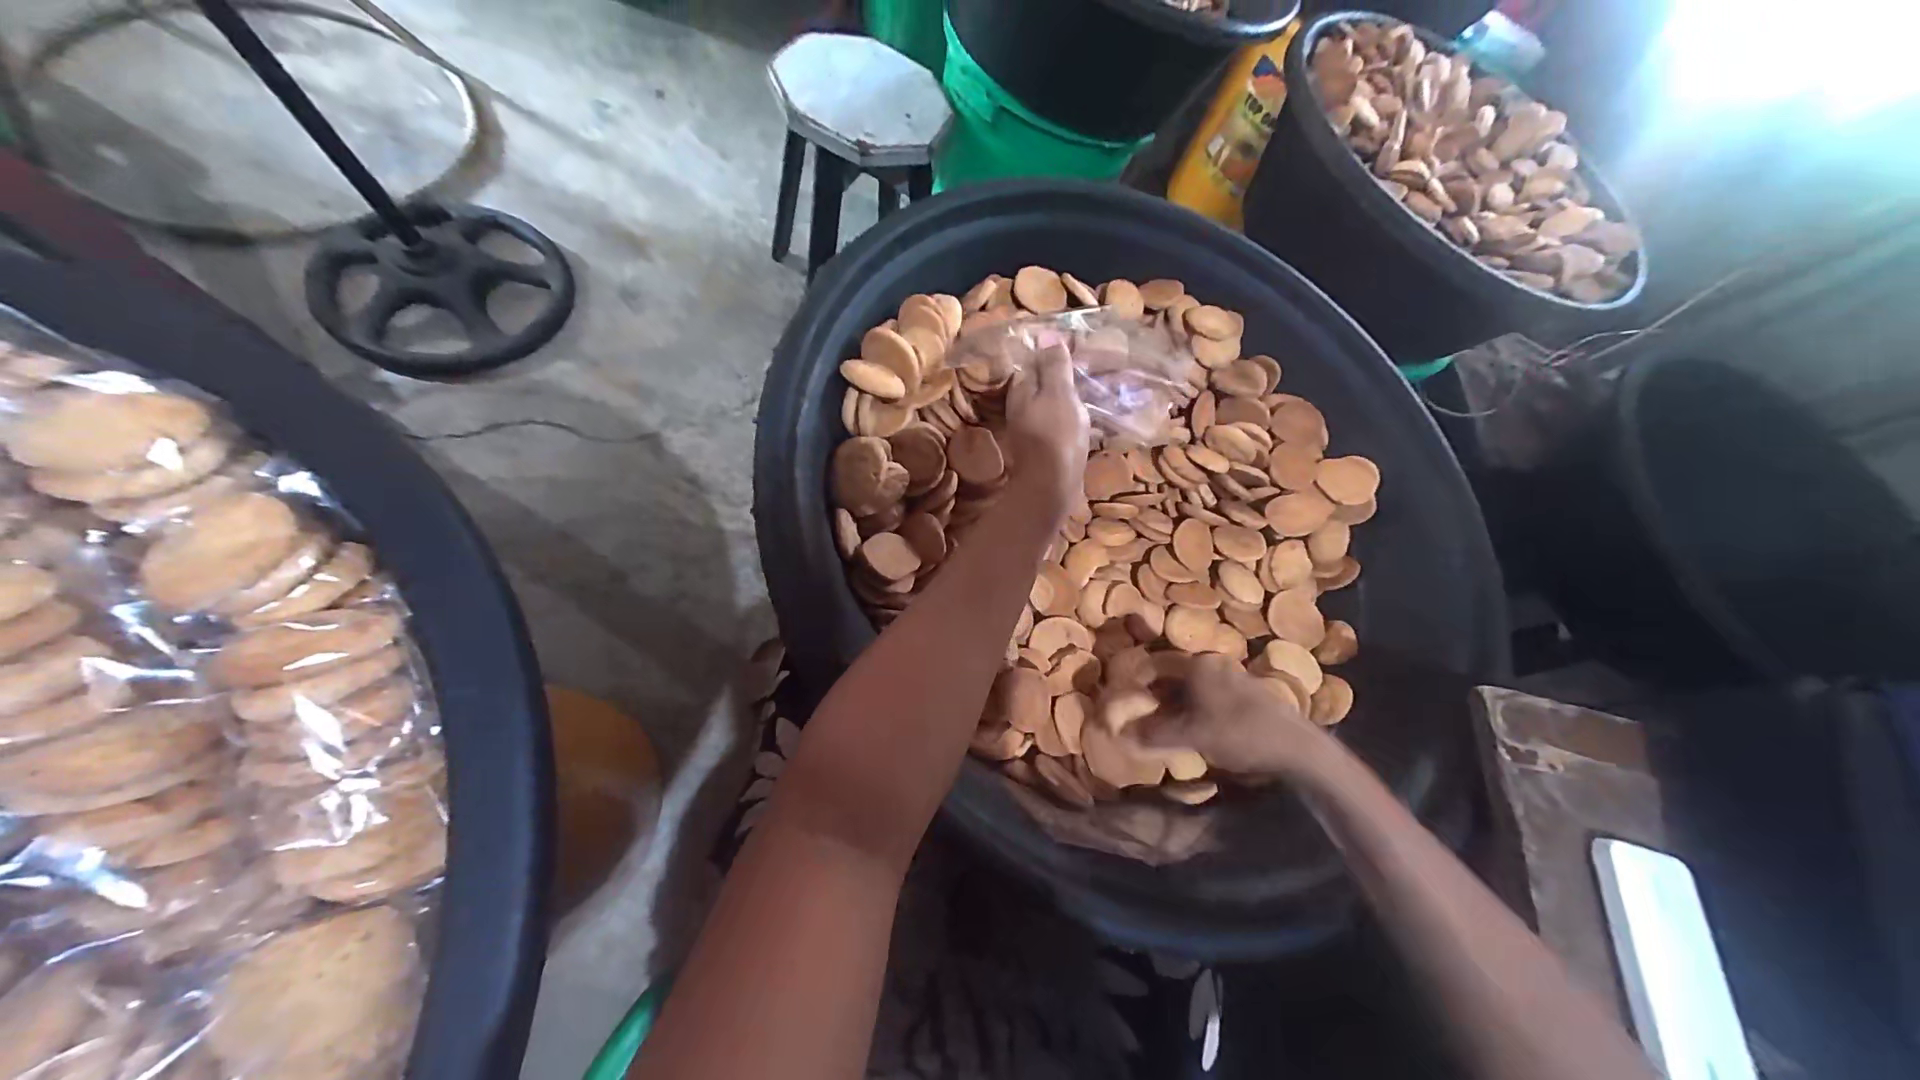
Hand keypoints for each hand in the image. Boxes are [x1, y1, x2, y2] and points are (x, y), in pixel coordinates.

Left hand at [1003, 342, 1088, 514]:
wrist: (1053, 488)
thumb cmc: (1056, 436)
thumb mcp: (1058, 393)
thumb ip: (1053, 365)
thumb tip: (1046, 336)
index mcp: (1022, 390)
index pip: (1036, 361)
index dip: (1058, 352)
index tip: (1083, 346)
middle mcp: (1024, 407)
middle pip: (1048, 382)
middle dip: (1071, 373)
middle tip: (1102, 365)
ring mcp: (1036, 429)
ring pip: (1059, 402)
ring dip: (1079, 395)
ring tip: (1108, 386)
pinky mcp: (1050, 447)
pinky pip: (1066, 422)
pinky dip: (1081, 416)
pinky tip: (1099, 417)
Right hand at [1136, 655, 1340, 778]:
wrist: (1299, 749)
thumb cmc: (1239, 733)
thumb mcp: (1191, 736)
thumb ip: (1153, 734)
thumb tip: (1121, 734)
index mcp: (1198, 663)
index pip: (1153, 667)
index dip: (1135, 686)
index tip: (1124, 705)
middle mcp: (1214, 663)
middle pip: (1171, 677)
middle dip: (1154, 698)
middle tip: (1141, 721)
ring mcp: (1233, 677)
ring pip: (1191, 689)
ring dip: (1175, 707)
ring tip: (1165, 731)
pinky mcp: (1247, 695)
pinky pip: (1208, 698)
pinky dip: (1195, 712)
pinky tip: (1195, 733)